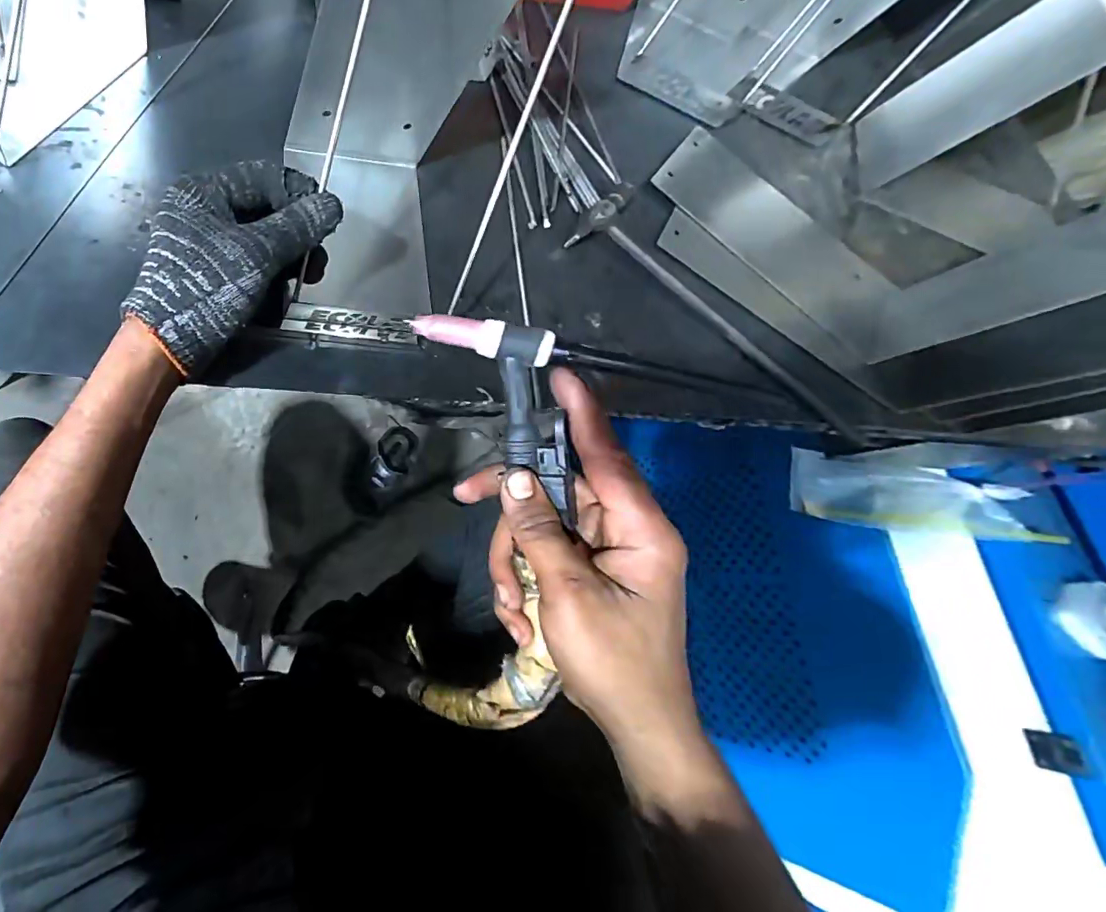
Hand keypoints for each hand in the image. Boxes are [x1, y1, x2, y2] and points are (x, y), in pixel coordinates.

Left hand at [121, 160, 342, 375]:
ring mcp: (204, 242)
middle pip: (266, 212)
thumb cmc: (209, 287)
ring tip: (298, 287)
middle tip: (315, 267)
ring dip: (285, 264)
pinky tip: (277, 300)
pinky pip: (248, 263)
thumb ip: (298, 227)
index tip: (326, 224)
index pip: (266, 178)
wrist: (167, 343)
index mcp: (204, 191)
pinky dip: (267, 278)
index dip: (301, 197)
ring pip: (261, 241)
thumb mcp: (258, 254)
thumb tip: (333, 204)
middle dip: (296, 240)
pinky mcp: (210, 271)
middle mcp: (202, 210)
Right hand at [454, 368, 699, 752]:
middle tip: (464, 496)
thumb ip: (539, 531)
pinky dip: (525, 580)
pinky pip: (543, 552)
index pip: (606, 454)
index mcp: (640, 528)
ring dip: (515, 561)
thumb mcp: (569, 595)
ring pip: (540, 522)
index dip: (581, 412)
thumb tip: (512, 479)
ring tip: (515, 610)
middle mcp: (624, 528)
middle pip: (554, 488)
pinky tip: (523, 621)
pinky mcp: (587, 569)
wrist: (638, 727)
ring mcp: (604, 549)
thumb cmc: (616, 663)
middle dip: (512, 508)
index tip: (559, 377)